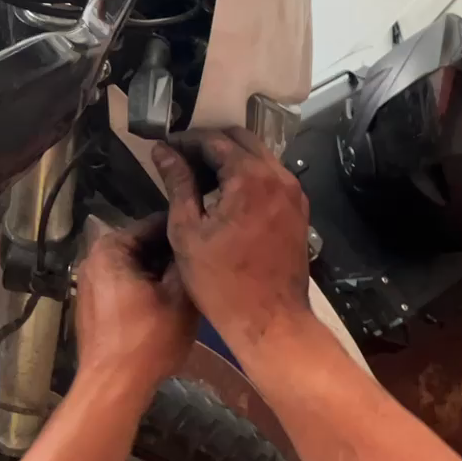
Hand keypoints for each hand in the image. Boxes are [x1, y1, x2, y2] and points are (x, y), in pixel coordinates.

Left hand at [74, 214, 198, 396]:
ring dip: (160, 272)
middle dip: (171, 253)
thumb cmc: (148, 338)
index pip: (155, 223)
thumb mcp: (179, 296)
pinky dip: (146, 287)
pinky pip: (125, 284)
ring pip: (136, 266)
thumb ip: (185, 261)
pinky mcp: (94, 303)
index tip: (209, 235)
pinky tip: (169, 300)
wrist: (112, 385)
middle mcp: (95, 257)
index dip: (184, 229)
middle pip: (143, 245)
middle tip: (204, 260)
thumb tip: (192, 240)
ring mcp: (91, 282)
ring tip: (192, 280)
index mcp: (112, 248)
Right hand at [151, 127, 312, 349]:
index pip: (214, 140)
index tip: (165, 149)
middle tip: (180, 159)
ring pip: (258, 155)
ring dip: (229, 157)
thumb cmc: (221, 281)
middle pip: (241, 139)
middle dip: (209, 143)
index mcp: (250, 178)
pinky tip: (225, 193)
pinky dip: (247, 174)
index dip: (186, 141)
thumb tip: (163, 152)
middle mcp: (278, 176)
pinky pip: (270, 176)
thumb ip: (177, 184)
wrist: (270, 321)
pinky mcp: (298, 209)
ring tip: (199, 175)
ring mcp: (293, 192)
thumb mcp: (187, 231)